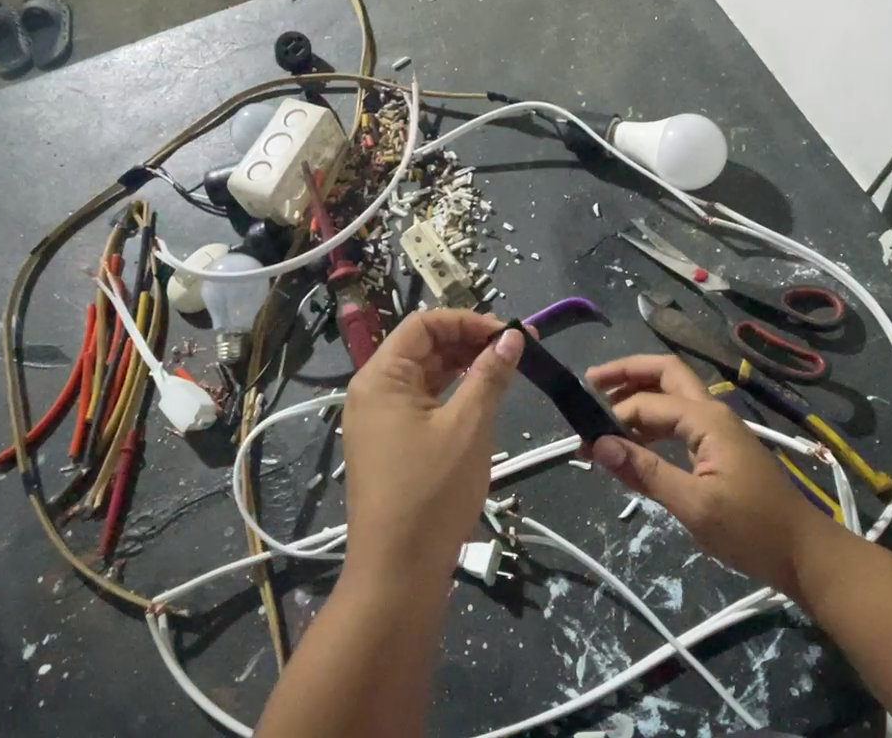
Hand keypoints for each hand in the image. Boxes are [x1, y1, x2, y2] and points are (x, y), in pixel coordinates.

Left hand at [340, 310, 521, 585]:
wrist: (398, 570)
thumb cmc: (432, 492)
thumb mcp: (468, 427)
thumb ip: (490, 375)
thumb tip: (514, 337)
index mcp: (380, 377)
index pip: (424, 324)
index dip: (468, 321)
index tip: (511, 334)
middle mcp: (372, 391)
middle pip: (423, 347)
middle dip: (470, 342)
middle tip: (518, 350)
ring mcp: (378, 420)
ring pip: (425, 376)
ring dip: (464, 367)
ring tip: (507, 370)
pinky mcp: (390, 444)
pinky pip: (422, 403)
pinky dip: (453, 395)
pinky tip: (483, 400)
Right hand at [587, 354, 834, 598]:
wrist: (804, 553)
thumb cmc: (752, 530)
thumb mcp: (694, 505)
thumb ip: (645, 473)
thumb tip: (597, 445)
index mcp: (707, 420)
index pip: (648, 403)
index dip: (613, 417)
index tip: (583, 443)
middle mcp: (712, 413)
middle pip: (665, 373)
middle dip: (627, 372)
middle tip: (590, 383)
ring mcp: (719, 428)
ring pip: (673, 395)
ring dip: (639, 396)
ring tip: (603, 413)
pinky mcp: (721, 447)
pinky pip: (680, 420)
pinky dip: (653, 423)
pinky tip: (634, 443)